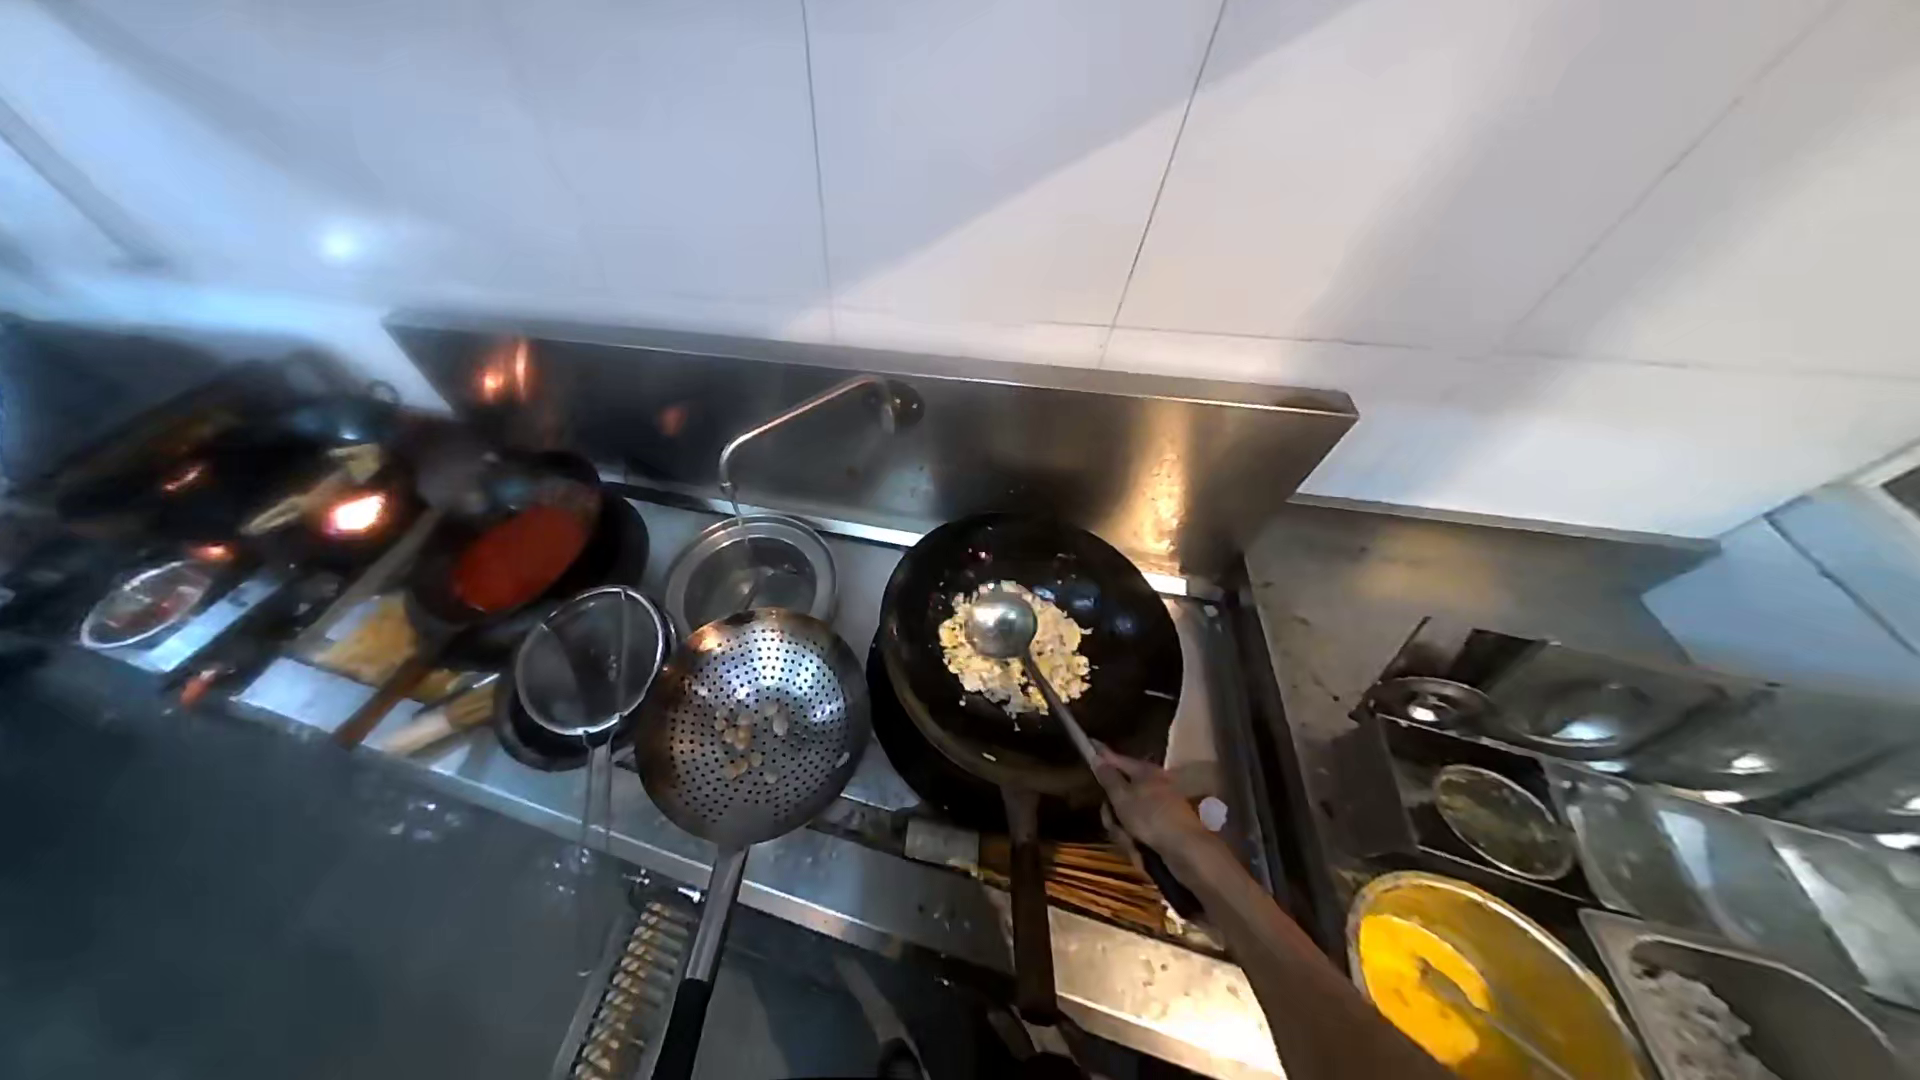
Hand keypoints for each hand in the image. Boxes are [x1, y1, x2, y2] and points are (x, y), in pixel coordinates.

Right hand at [1091, 744, 1226, 876]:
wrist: (1187, 851)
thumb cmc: (1151, 818)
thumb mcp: (1122, 797)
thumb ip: (1108, 777)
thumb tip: (1097, 756)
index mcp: (1144, 772)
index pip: (1117, 758)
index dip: (1101, 754)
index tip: (1088, 744)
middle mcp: (1152, 786)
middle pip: (1120, 794)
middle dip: (1113, 812)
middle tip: (1113, 822)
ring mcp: (1159, 808)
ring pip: (1127, 817)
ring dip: (1124, 832)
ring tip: (1131, 843)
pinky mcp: (1163, 828)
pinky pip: (1139, 831)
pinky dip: (1136, 842)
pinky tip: (1140, 851)